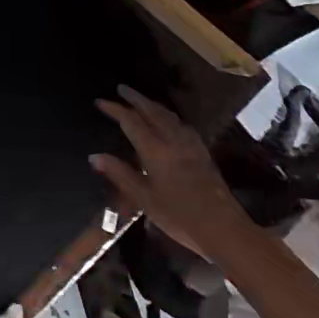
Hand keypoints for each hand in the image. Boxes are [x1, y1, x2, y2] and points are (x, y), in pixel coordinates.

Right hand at [91, 85, 249, 259]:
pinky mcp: (202, 152)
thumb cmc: (179, 216)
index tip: (99, 102)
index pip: (131, 121)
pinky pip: (181, 124)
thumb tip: (94, 156)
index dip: (114, 109)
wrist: (224, 229)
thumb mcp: (144, 199)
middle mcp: (172, 140)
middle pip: (152, 111)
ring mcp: (190, 145)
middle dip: (135, 98)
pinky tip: (169, 120)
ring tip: (141, 100)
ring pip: (168, 116)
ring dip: (152, 104)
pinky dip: (169, 115)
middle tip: (121, 88)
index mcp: (155, 151)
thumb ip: (119, 174)